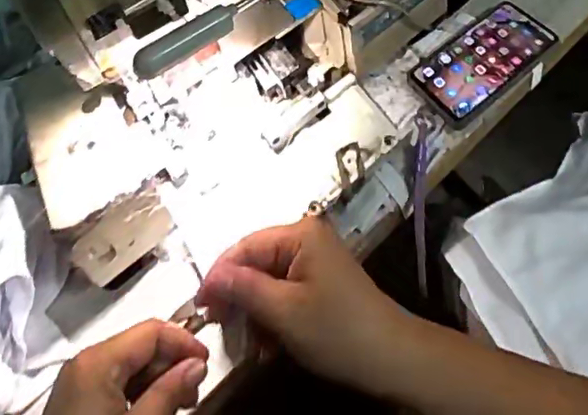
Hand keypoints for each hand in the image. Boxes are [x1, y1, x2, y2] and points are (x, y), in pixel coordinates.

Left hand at [43, 320, 208, 414]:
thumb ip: (169, 391)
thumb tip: (198, 363)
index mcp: (98, 360)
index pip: (152, 331)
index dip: (184, 342)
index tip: (206, 365)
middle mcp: (84, 363)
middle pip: (140, 347)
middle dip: (171, 364)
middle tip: (193, 392)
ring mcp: (76, 385)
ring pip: (129, 367)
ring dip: (157, 381)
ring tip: (178, 404)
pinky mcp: (73, 405)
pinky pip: (113, 385)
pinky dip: (137, 394)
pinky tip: (152, 411)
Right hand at [196, 218, 412, 391]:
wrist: (388, 354)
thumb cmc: (335, 328)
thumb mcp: (283, 311)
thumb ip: (244, 289)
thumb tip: (210, 276)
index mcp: (300, 233)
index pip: (245, 245)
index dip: (219, 275)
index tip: (199, 309)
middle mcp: (307, 237)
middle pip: (256, 262)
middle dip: (240, 299)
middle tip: (225, 331)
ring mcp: (315, 259)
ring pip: (267, 282)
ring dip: (256, 314)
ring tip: (257, 346)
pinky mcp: (320, 281)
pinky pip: (284, 292)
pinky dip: (273, 318)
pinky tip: (272, 346)